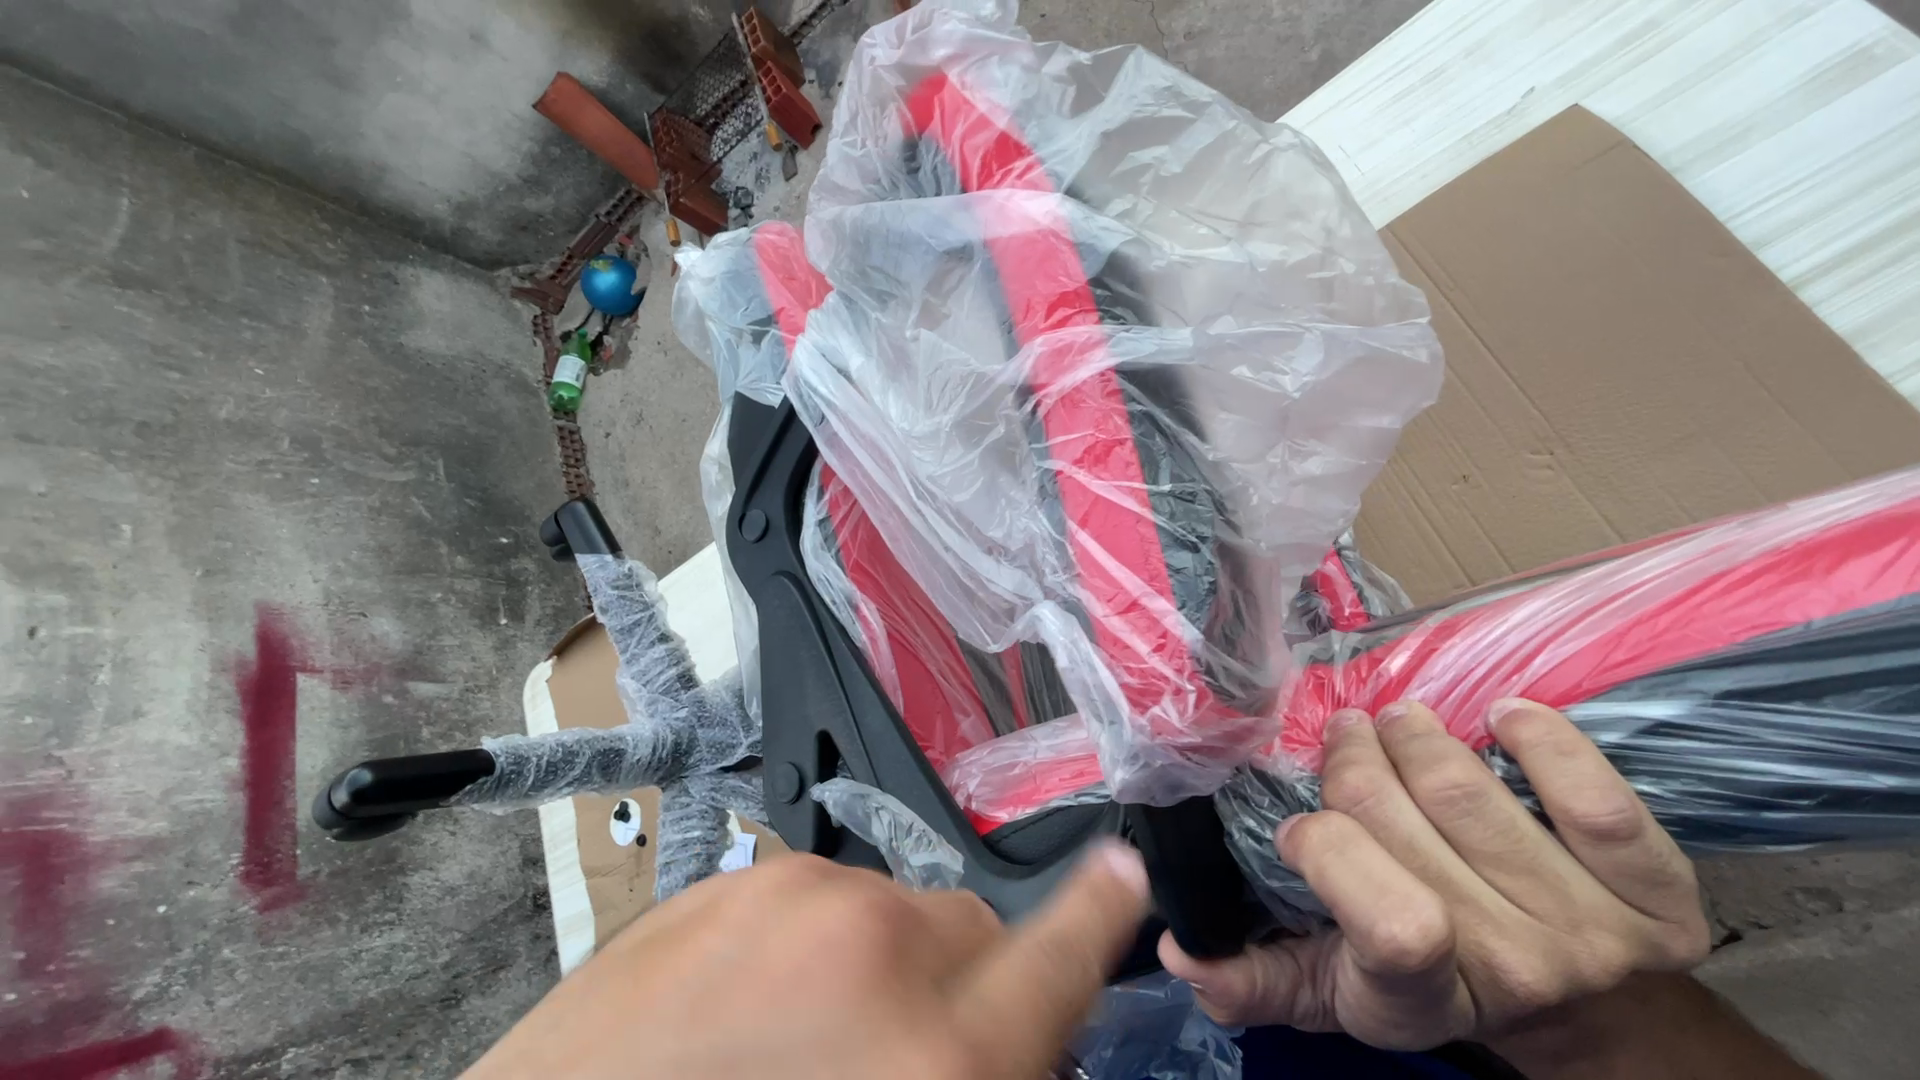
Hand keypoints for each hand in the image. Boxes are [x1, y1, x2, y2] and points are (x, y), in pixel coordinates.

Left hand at [465, 842, 1150, 1078]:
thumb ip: (968, 1059)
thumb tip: (1003, 1037)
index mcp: (938, 1060)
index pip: (1055, 966)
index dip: (1099, 917)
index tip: (1122, 871)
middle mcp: (878, 955)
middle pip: (971, 927)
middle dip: (955, 979)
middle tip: (895, 1043)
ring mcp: (795, 902)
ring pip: (887, 908)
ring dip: (870, 960)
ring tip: (796, 1033)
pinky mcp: (730, 883)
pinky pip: (809, 899)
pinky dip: (802, 941)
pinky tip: (738, 1005)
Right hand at [1162, 699, 1709, 1049]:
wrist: (1583, 1011)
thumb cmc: (1434, 981)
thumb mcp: (1339, 994)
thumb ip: (1258, 981)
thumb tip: (1180, 953)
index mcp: (1426, 998)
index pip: (1384, 920)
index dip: (1328, 849)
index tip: (1304, 824)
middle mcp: (1514, 971)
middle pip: (1403, 824)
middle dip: (1353, 761)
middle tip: (1343, 736)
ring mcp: (1590, 933)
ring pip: (1471, 795)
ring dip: (1416, 738)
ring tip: (1396, 723)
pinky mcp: (1656, 893)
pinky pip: (1591, 797)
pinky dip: (1540, 739)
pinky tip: (1501, 717)